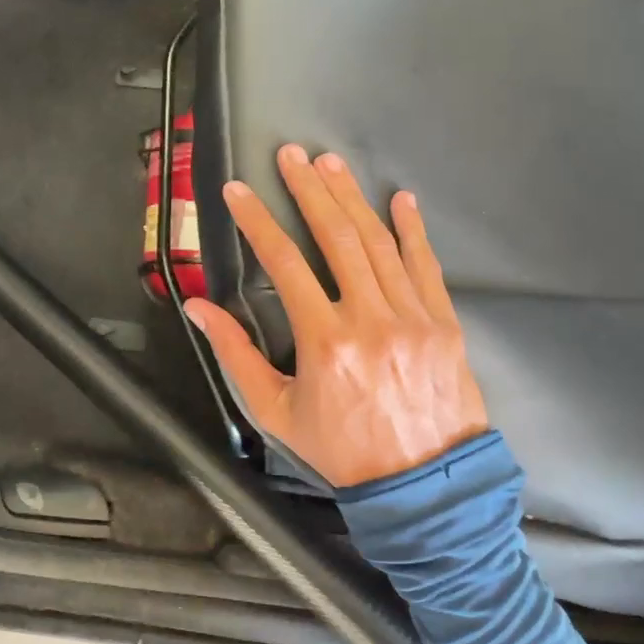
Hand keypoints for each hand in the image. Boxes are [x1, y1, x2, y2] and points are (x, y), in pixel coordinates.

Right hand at [184, 145, 487, 487]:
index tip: (237, 192)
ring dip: (352, 198)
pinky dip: (413, 231)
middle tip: (291, 154)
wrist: (426, 489)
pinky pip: (427, 267)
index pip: (284, 263)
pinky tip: (401, 200)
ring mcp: (414, 319)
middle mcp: (371, 319)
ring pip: (379, 243)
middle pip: (336, 237)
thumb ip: (235, 354)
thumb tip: (199, 309)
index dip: (257, 221)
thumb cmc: (342, 450)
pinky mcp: (445, 325)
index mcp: (325, 341)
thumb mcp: (274, 411)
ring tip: (330, 163)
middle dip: (309, 189)